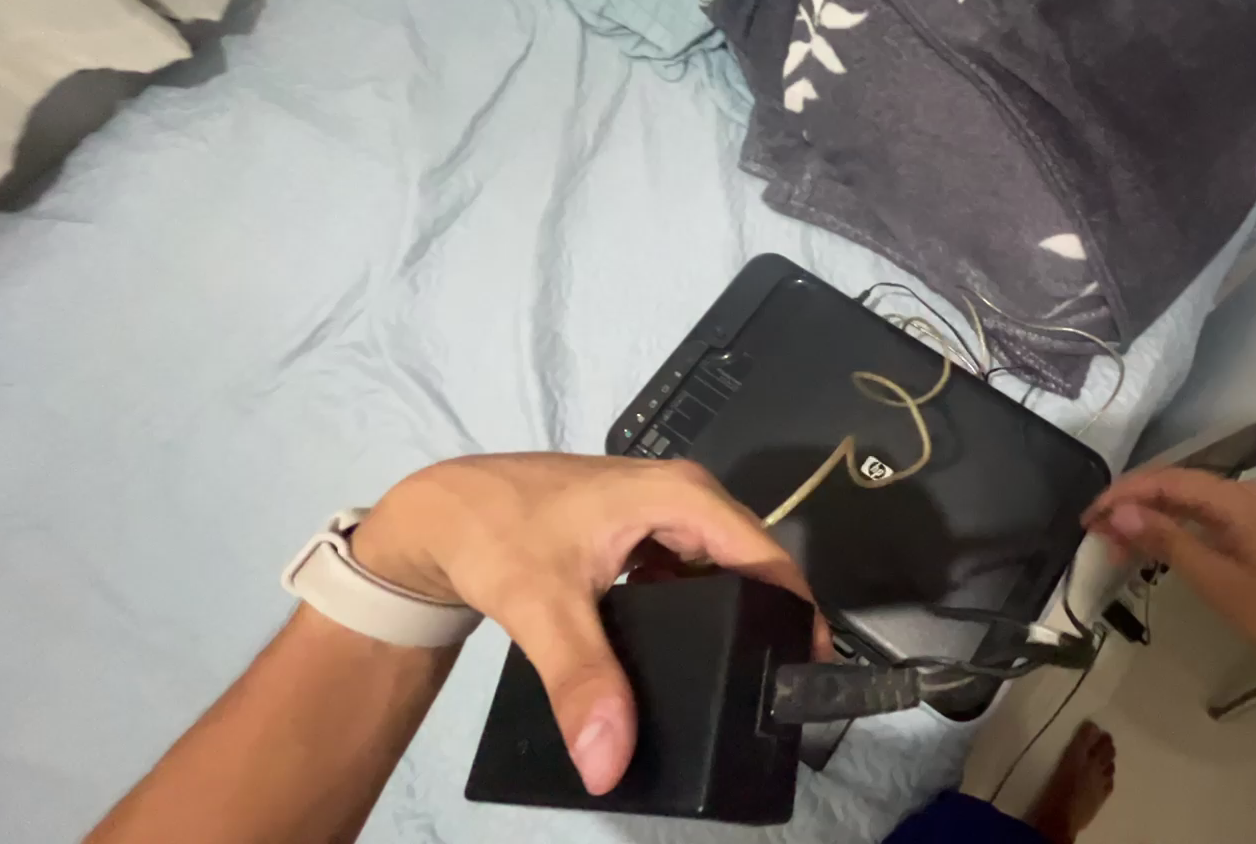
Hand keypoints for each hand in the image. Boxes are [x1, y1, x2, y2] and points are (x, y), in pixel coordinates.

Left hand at [347, 454, 823, 795]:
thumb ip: (581, 679)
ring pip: (722, 562)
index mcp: (681, 495)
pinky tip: (696, 646)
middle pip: (750, 556)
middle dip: (771, 613)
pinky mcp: (646, 528)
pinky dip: (702, 604)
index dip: (795, 604)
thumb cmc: (498, 533)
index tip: (813, 661)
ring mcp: (666, 509)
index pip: (762, 551)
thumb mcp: (542, 605)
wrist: (443, 509)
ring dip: (738, 609)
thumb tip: (611, 762)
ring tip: (749, 671)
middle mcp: (685, 494)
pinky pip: (692, 565)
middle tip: (779, 681)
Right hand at [1083, 468, 1255, 681]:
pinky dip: (1171, 527)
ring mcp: (1248, 510)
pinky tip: (1153, 547)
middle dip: (1129, 505)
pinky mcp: (1252, 530)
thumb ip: (1167, 541)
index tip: (1088, 518)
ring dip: (1147, 517)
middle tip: (1095, 534)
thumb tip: (1118, 512)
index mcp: (1235, 498)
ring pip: (1184, 500)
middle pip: (1172, 484)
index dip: (1121, 495)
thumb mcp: (1217, 581)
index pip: (1164, 480)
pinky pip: (1201, 516)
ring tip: (1115, 545)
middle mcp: (1241, 493)